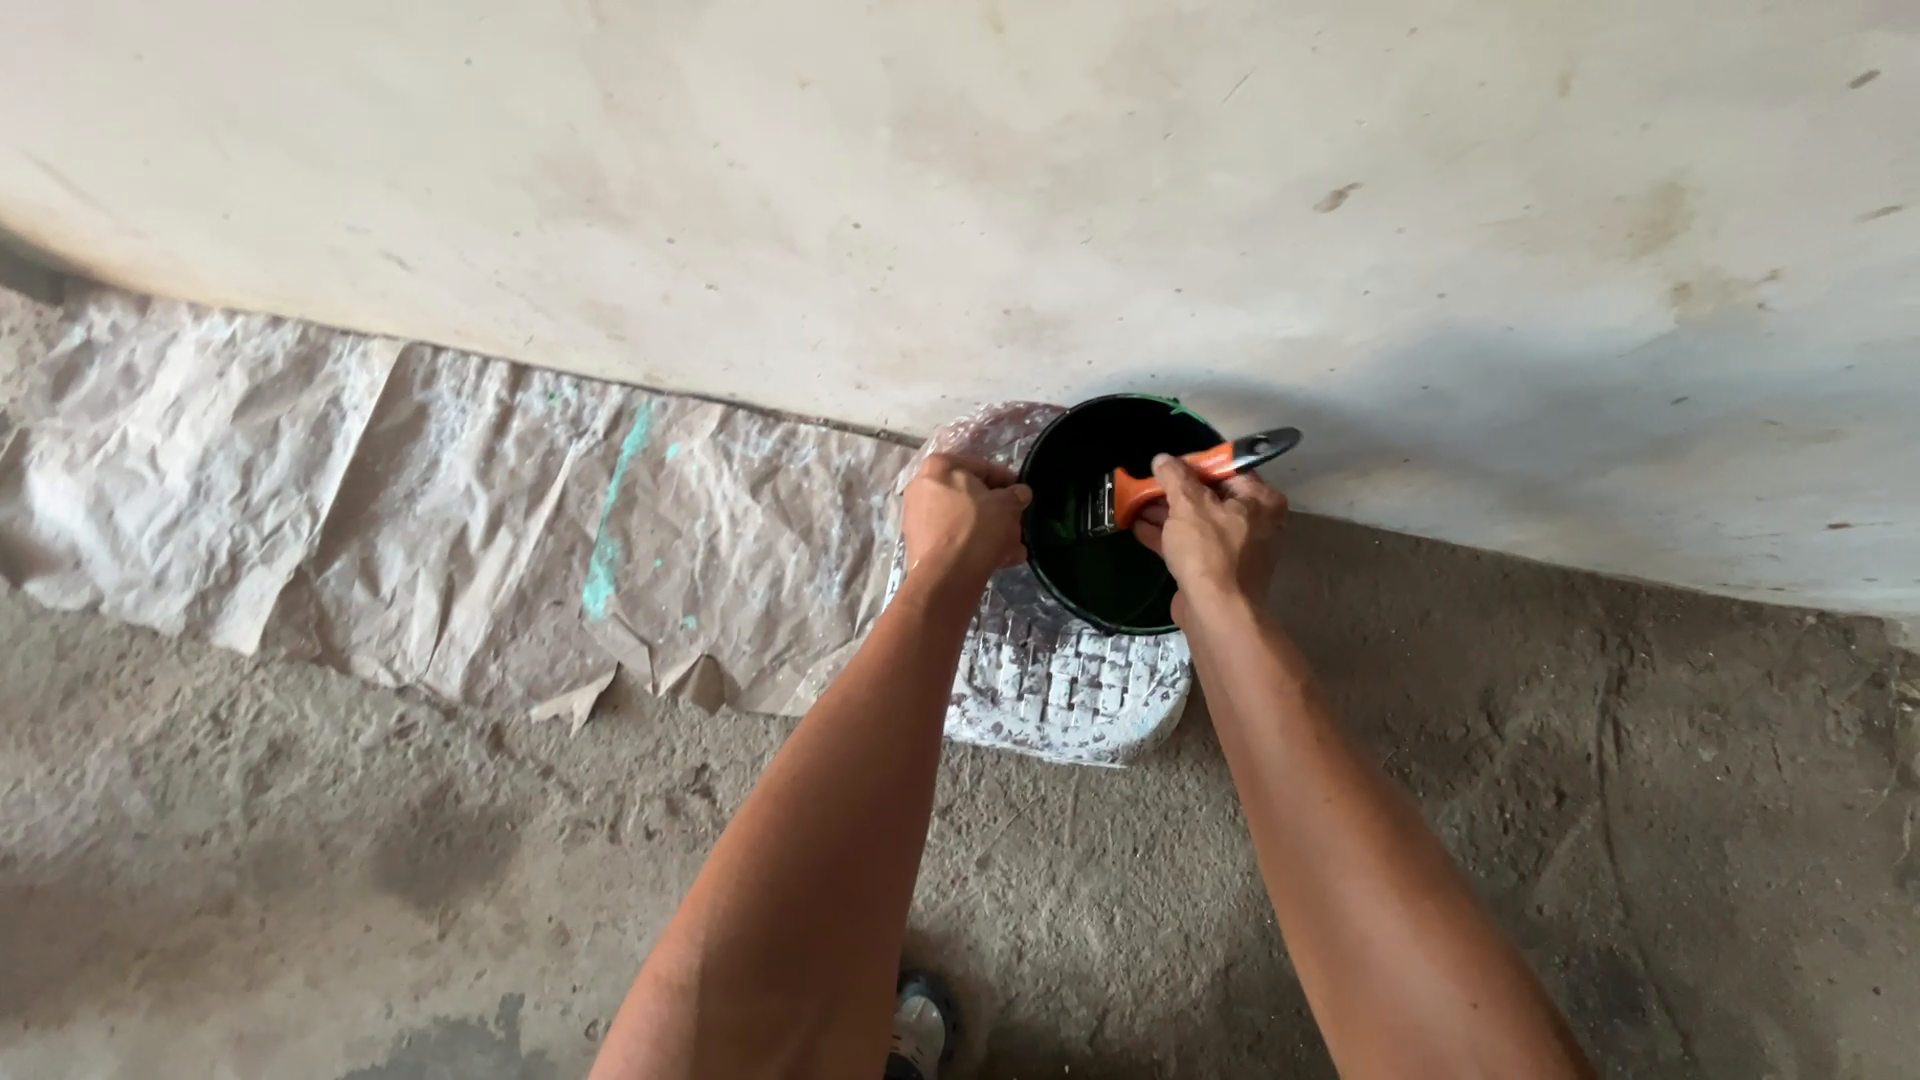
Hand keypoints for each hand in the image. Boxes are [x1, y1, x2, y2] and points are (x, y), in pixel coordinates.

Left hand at [902, 453, 1031, 592]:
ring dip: (990, 531)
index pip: (982, 467)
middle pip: (970, 496)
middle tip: (1017, 522)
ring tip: (1014, 547)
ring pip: (963, 519)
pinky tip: (998, 559)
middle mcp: (922, 487)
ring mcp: (917, 517)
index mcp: (939, 466)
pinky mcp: (919, 544)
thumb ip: (1016, 495)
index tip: (1022, 494)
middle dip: (997, 511)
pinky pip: (954, 538)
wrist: (947, 574)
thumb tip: (1020, 493)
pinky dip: (975, 544)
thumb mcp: (1007, 505)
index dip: (1007, 480)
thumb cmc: (977, 527)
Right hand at [1131, 453, 1287, 623]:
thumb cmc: (1209, 551)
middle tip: (1146, 484)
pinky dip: (1168, 536)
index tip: (1165, 465)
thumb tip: (1162, 459)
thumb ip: (1175, 477)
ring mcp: (1236, 548)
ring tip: (1134, 503)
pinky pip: (1191, 544)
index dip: (1193, 465)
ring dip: (1166, 514)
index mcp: (1260, 500)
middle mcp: (1254, 522)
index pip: (1226, 469)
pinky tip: (1138, 526)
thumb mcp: (1189, 505)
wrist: (1215, 611)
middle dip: (1174, 492)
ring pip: (1197, 522)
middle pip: (1209, 496)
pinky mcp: (1216, 569)